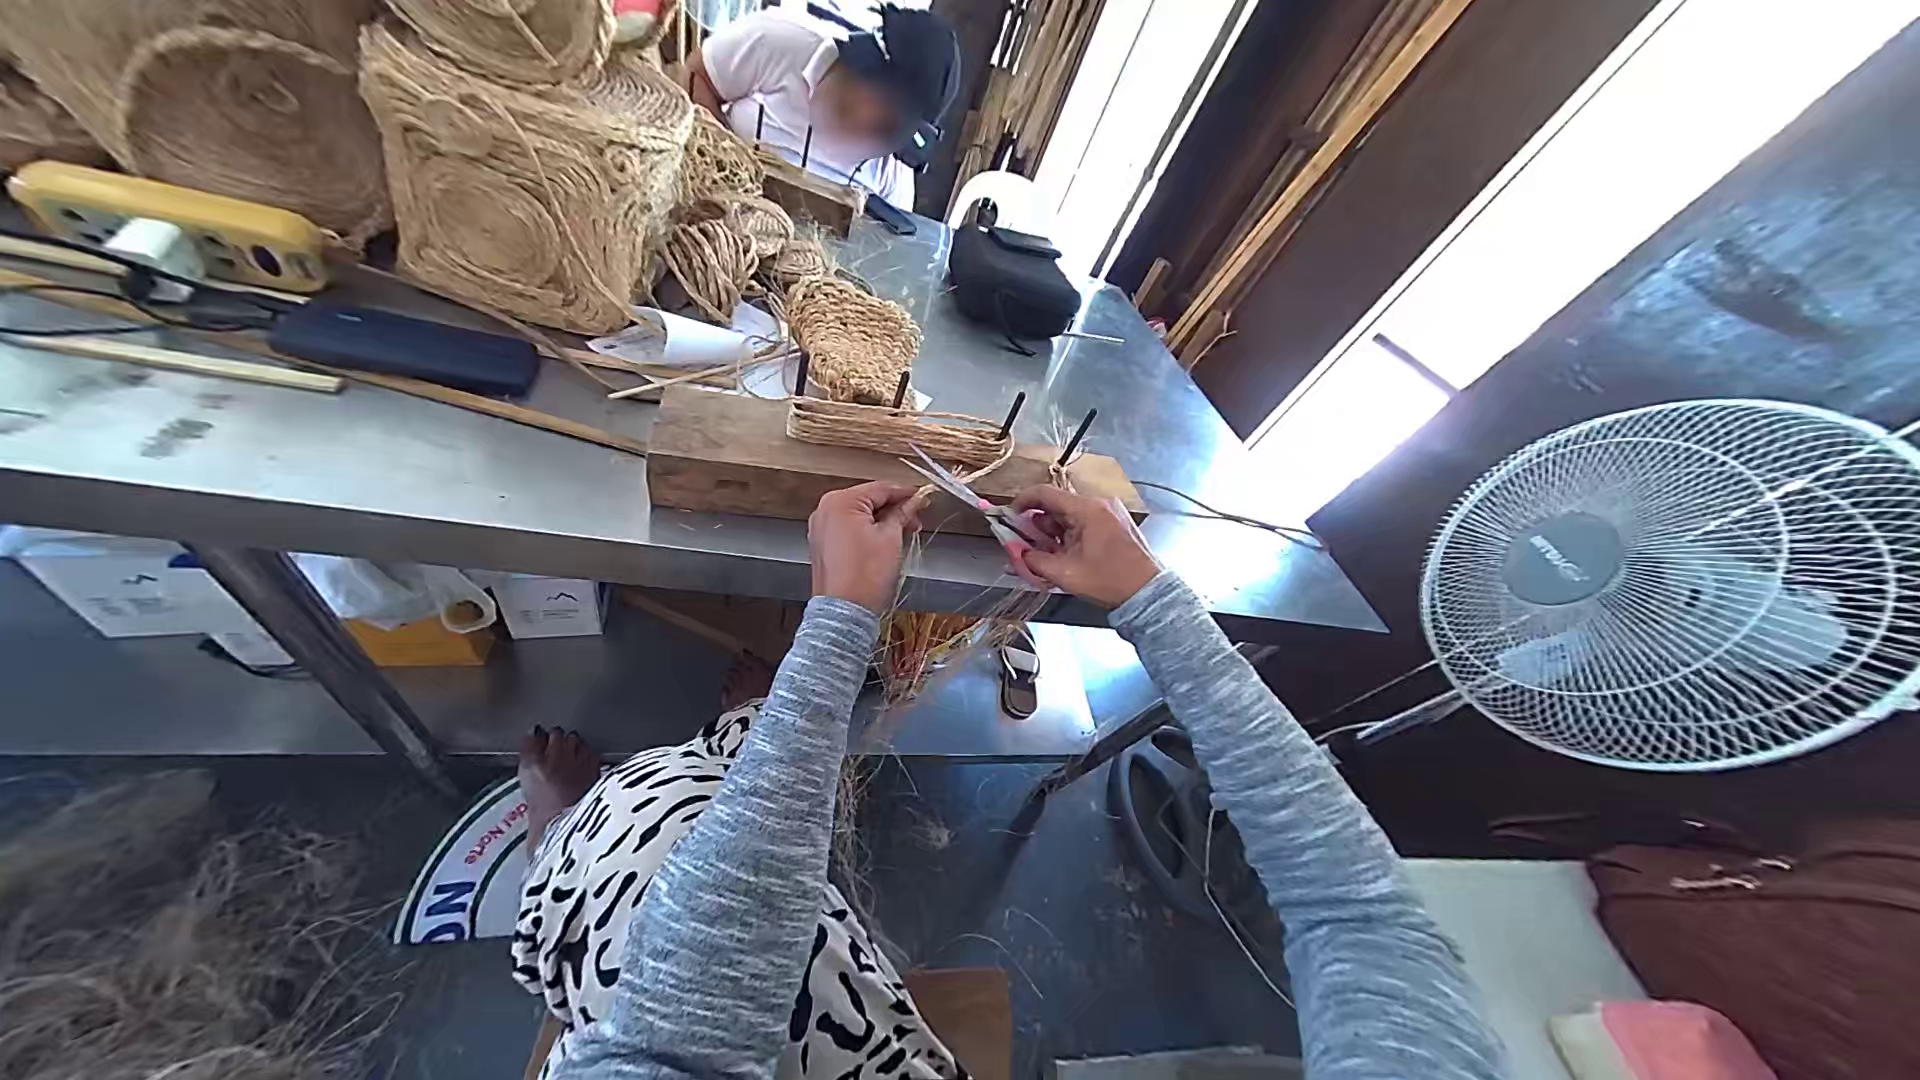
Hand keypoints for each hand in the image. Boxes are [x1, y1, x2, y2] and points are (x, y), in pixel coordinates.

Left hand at [808, 481, 926, 614]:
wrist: (845, 611)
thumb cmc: (866, 573)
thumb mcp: (891, 538)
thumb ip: (902, 513)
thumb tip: (915, 501)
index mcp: (841, 501)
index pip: (880, 488)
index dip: (906, 493)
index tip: (924, 497)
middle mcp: (825, 509)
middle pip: (868, 499)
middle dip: (894, 508)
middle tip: (917, 518)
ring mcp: (821, 527)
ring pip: (859, 514)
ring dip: (883, 520)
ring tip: (906, 531)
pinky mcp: (822, 543)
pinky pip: (849, 527)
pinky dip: (868, 529)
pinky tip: (887, 539)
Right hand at [1010, 486, 1161, 607]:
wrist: (1146, 593)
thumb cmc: (1112, 582)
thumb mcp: (1064, 573)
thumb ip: (1033, 560)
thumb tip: (1017, 552)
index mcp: (1087, 509)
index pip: (1045, 493)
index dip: (1022, 502)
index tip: (1010, 515)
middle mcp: (1099, 504)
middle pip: (1055, 505)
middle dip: (1037, 525)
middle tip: (1026, 545)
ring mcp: (1108, 513)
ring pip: (1068, 515)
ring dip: (1052, 533)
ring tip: (1047, 556)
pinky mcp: (1113, 523)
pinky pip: (1082, 522)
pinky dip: (1068, 535)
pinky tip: (1063, 555)